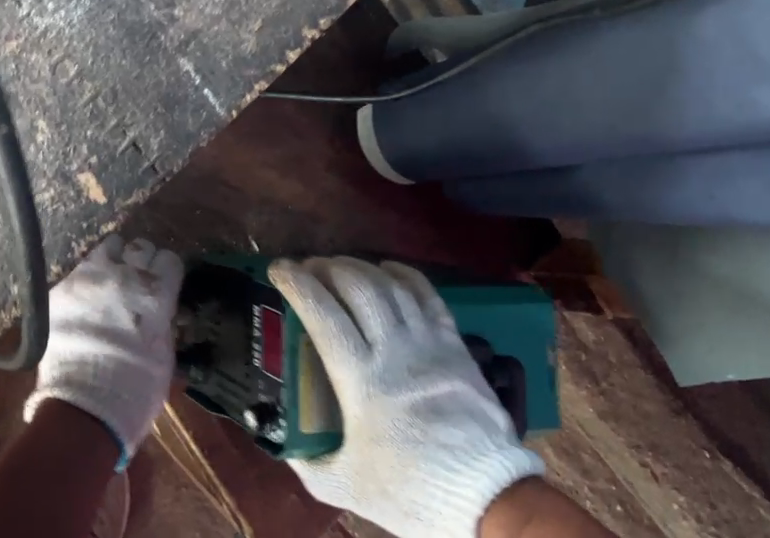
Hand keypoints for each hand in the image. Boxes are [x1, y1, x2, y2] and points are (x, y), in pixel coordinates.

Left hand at [24, 235, 183, 464]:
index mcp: (156, 294)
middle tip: (135, 278)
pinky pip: (78, 272)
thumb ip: (160, 321)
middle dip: (140, 260)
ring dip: (111, 262)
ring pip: (106, 249)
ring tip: (107, 281)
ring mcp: (89, 278)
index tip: (162, 281)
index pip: (169, 260)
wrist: (85, 407)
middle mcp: (124, 276)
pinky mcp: (62, 288)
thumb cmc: (136, 391)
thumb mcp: (163, 353)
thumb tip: (158, 312)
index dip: (165, 271)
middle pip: (139, 247)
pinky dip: (84, 283)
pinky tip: (83, 302)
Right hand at [269, 258, 543, 537]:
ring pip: (389, 286)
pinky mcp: (456, 347)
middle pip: (356, 287)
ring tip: (340, 268)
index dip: (296, 282)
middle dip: (326, 268)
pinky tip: (387, 269)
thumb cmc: (411, 490)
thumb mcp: (344, 485)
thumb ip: (306, 462)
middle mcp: (393, 350)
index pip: (322, 312)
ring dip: (359, 268)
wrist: (489, 501)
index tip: (280, 269)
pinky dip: (404, 275)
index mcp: (360, 379)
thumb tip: (284, 441)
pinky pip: (428, 296)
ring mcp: (428, 345)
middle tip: (309, 270)